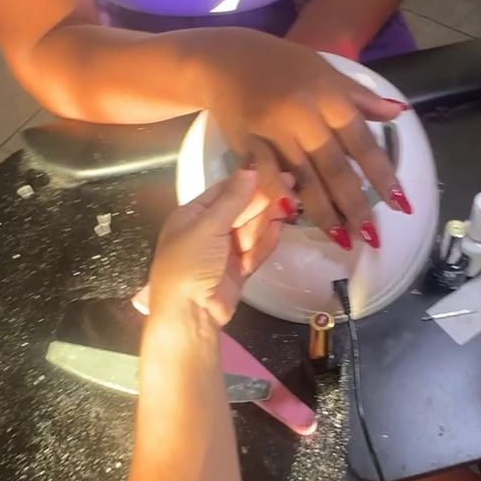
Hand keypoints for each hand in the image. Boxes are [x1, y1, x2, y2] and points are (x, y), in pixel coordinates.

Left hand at [144, 165, 289, 329]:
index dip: (248, 181)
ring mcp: (223, 253)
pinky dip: (267, 241)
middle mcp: (207, 232)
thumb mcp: (208, 226)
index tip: (272, 170)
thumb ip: (233, 199)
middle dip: (263, 199)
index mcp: (192, 216)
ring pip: (249, 230)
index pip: (223, 191)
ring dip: (268, 218)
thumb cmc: (189, 264)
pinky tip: (281, 228)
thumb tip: (251, 167)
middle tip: (290, 185)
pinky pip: (254, 252)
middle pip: (239, 210)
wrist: (188, 313)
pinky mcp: (236, 272)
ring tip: (292, 204)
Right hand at [195, 29, 409, 250]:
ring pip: (304, 178)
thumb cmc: (281, 65)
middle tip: (370, 236)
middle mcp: (304, 114)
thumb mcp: (326, 71)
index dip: (382, 175)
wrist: (225, 59)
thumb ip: (360, 97)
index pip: (362, 141)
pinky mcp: (247, 143)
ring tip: (342, 239)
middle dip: (355, 205)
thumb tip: (397, 114)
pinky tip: (294, 216)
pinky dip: (279, 194)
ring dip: (325, 212)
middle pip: (335, 167)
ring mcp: (274, 130)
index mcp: (328, 96)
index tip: (400, 204)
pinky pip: (266, 175)